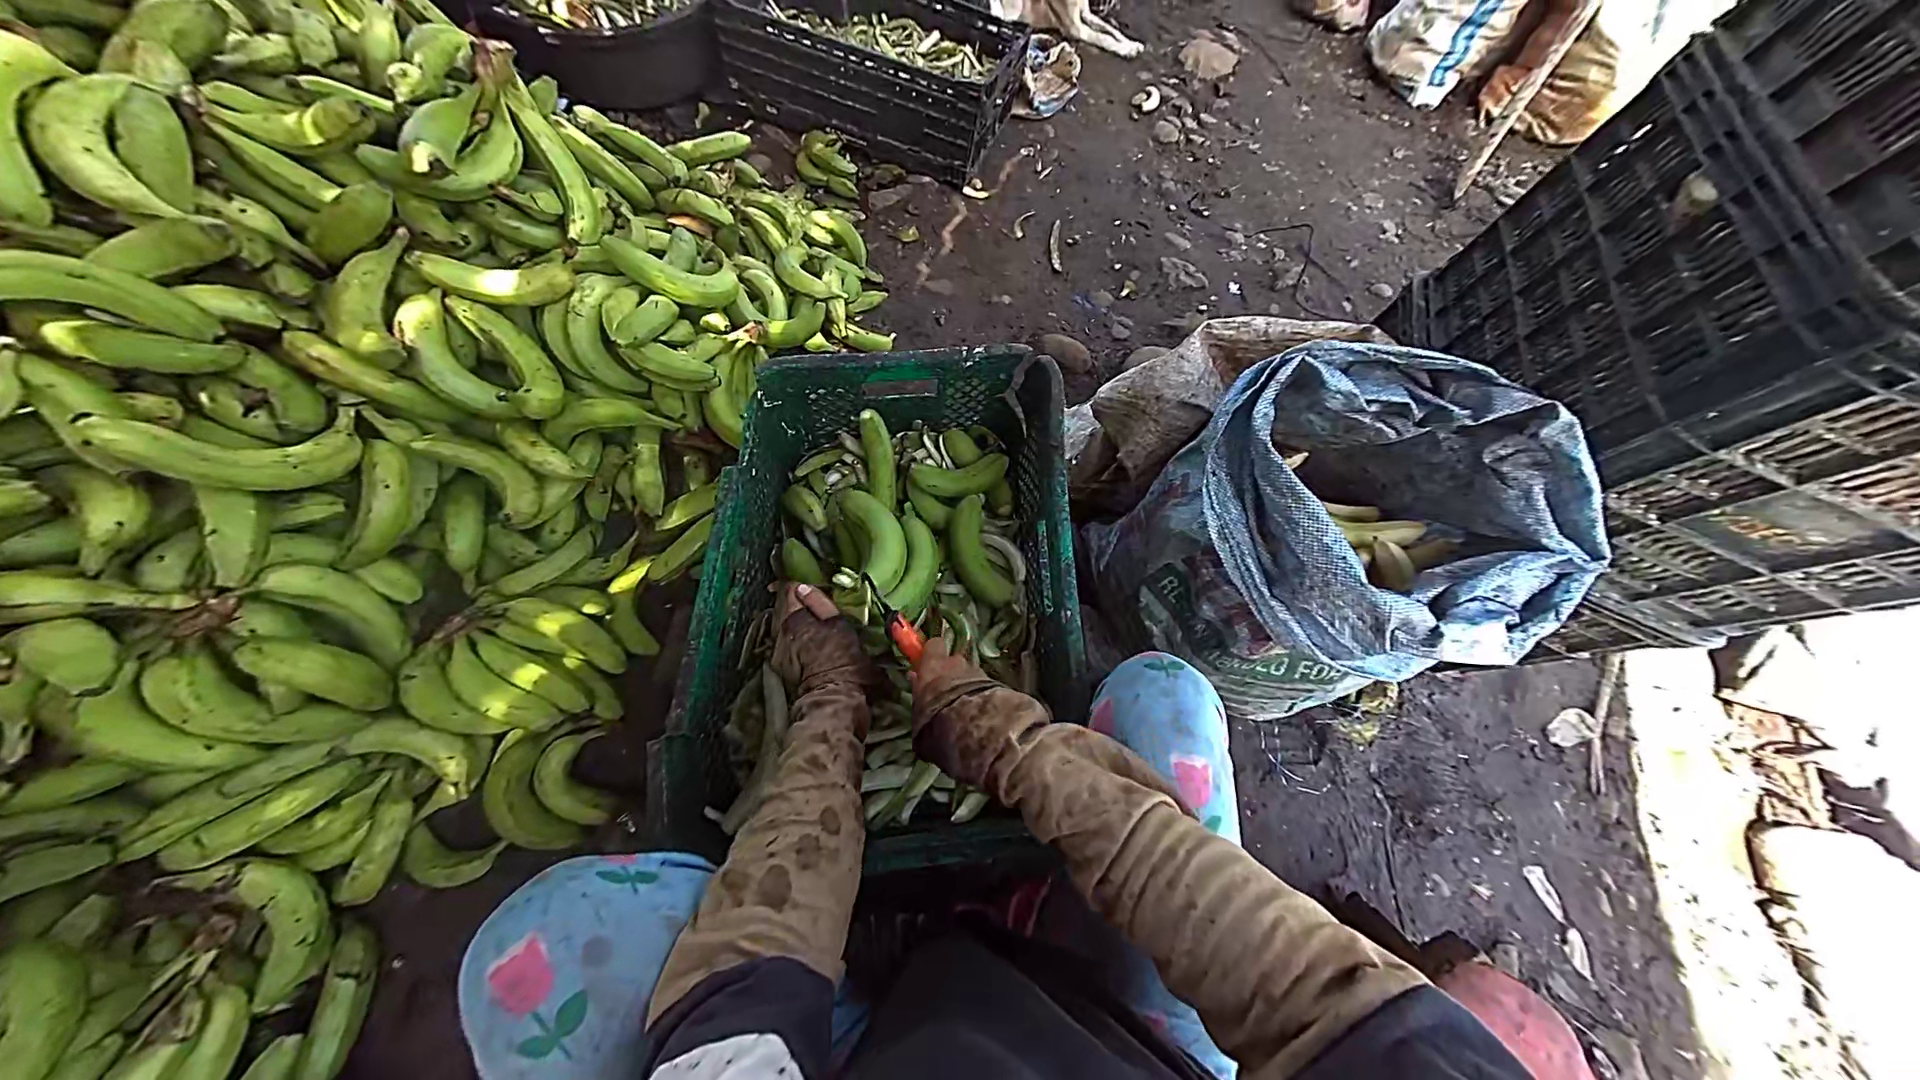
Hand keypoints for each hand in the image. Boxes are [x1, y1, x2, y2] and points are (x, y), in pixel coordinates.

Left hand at [770, 582, 877, 698]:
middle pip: (780, 605)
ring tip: (806, 621)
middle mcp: (780, 629)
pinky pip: (781, 640)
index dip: (796, 585)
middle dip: (792, 601)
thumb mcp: (839, 624)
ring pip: (779, 622)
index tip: (804, 586)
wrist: (833, 695)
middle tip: (807, 601)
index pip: (787, 589)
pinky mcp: (777, 662)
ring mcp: (776, 647)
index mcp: (795, 616)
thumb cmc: (842, 658)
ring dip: (791, 619)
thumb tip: (802, 587)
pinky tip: (802, 641)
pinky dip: (790, 636)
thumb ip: (820, 603)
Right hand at [909, 634, 1000, 784]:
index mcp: (933, 664)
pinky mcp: (993, 683)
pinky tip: (977, 710)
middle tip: (948, 690)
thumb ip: (918, 689)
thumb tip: (914, 677)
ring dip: (967, 683)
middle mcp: (955, 662)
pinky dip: (980, 693)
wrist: (969, 724)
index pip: (934, 644)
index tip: (930, 664)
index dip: (933, 653)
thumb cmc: (934, 716)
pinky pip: (982, 684)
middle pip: (954, 659)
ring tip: (965, 705)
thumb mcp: (918, 707)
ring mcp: (976, 671)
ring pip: (970, 672)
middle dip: (952, 671)